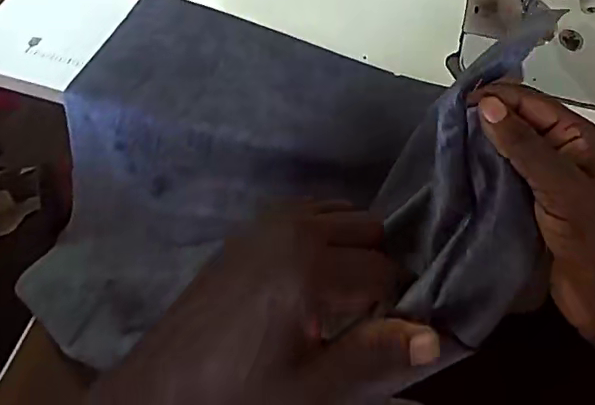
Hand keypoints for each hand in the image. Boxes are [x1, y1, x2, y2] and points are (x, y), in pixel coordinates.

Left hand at [90, 203, 440, 404]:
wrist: (158, 391)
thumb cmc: (237, 397)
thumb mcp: (308, 393)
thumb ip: (373, 358)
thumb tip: (436, 338)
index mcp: (312, 267)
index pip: (386, 273)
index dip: (391, 307)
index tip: (374, 337)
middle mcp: (299, 226)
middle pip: (372, 230)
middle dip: (375, 270)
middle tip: (354, 319)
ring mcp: (275, 218)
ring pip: (346, 214)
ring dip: (352, 248)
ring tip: (331, 299)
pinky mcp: (257, 221)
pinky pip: (314, 209)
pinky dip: (326, 233)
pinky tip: (307, 276)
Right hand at [473, 86, 594, 403]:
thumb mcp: (564, 190)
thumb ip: (525, 146)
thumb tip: (487, 105)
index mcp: (575, 136)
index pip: (529, 101)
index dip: (495, 97)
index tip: (458, 103)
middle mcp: (558, 151)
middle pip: (515, 123)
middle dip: (484, 120)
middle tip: (446, 125)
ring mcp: (544, 181)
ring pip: (505, 152)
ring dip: (480, 149)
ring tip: (446, 148)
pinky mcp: (530, 208)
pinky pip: (501, 182)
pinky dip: (482, 176)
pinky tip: (459, 177)